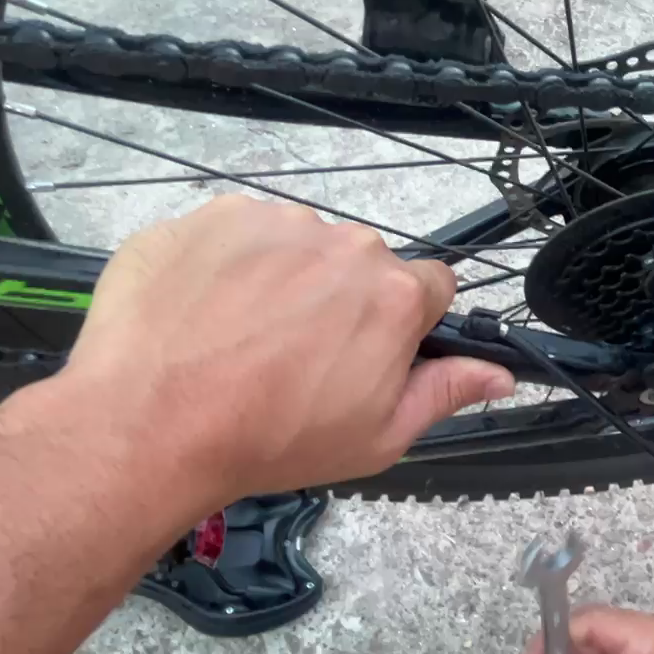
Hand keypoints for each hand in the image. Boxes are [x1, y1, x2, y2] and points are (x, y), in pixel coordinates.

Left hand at [40, 194, 513, 511]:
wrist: (149, 425)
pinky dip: (236, 261)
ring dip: (292, 277)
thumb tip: (504, 374)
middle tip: (302, 353)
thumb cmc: (275, 439)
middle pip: (367, 264)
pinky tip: (209, 308)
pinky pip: (245, 231)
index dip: (410, 321)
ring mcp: (276, 221)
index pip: (434, 285)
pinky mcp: (214, 214)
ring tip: (247, 332)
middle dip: (348, 300)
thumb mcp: (380, 435)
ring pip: (306, 244)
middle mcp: (346, 243)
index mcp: (395, 294)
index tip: (375, 351)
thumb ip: (447, 392)